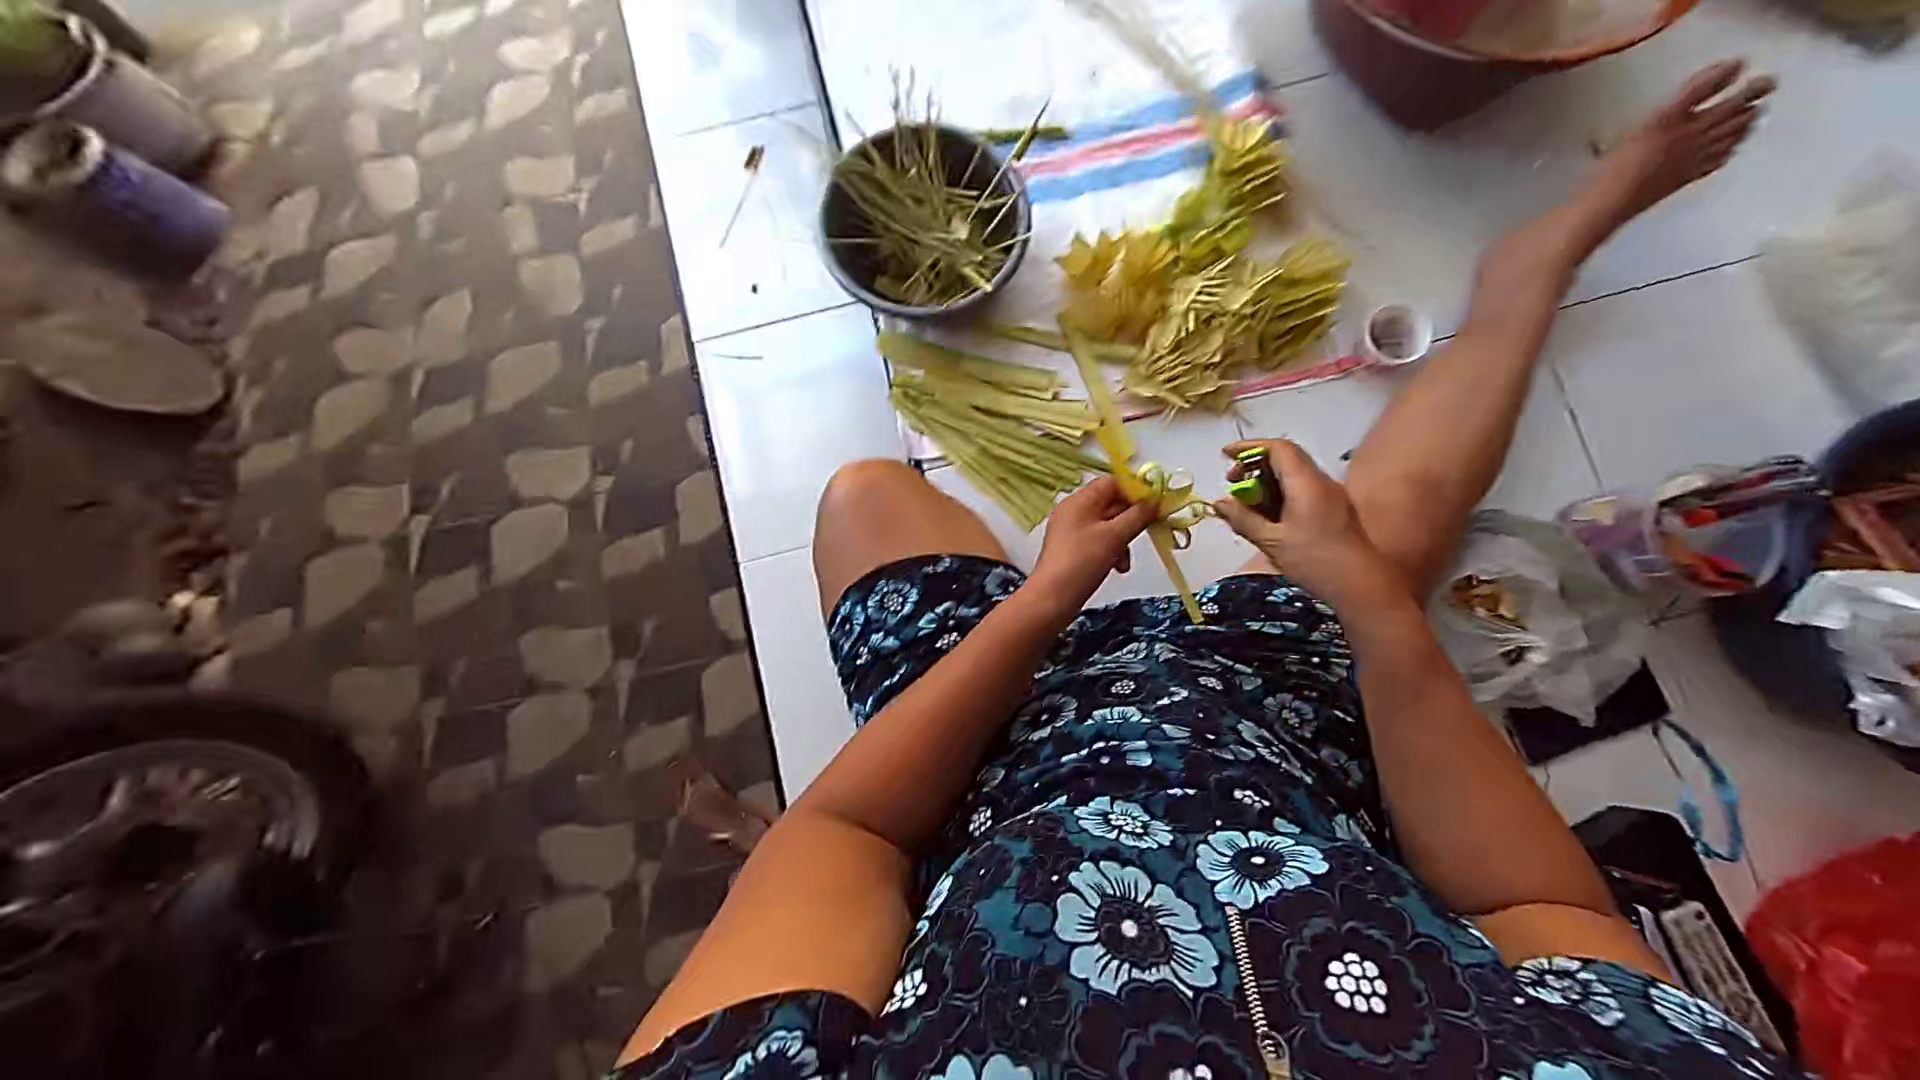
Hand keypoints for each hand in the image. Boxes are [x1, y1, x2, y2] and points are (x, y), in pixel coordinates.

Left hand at [1028, 475, 1159, 614]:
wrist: (1052, 598)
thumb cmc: (1082, 562)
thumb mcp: (1115, 536)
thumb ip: (1138, 515)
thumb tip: (1154, 501)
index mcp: (1080, 500)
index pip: (1112, 482)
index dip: (1135, 490)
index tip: (1155, 505)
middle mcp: (1073, 510)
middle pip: (1110, 503)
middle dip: (1131, 519)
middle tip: (1148, 531)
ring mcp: (1070, 530)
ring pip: (1107, 525)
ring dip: (1123, 539)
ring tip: (1125, 561)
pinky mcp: (1071, 548)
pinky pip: (1097, 541)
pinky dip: (1111, 550)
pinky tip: (1117, 567)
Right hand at [1211, 439, 1398, 605]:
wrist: (1362, 586)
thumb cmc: (1315, 562)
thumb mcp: (1271, 542)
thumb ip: (1243, 519)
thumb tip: (1219, 503)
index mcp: (1307, 484)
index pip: (1278, 448)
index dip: (1249, 447)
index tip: (1225, 456)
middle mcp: (1322, 482)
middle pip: (1286, 458)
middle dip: (1255, 465)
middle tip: (1233, 483)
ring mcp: (1332, 495)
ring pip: (1295, 474)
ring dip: (1267, 481)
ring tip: (1246, 502)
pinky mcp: (1335, 510)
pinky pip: (1303, 489)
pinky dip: (1281, 493)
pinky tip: (1268, 515)